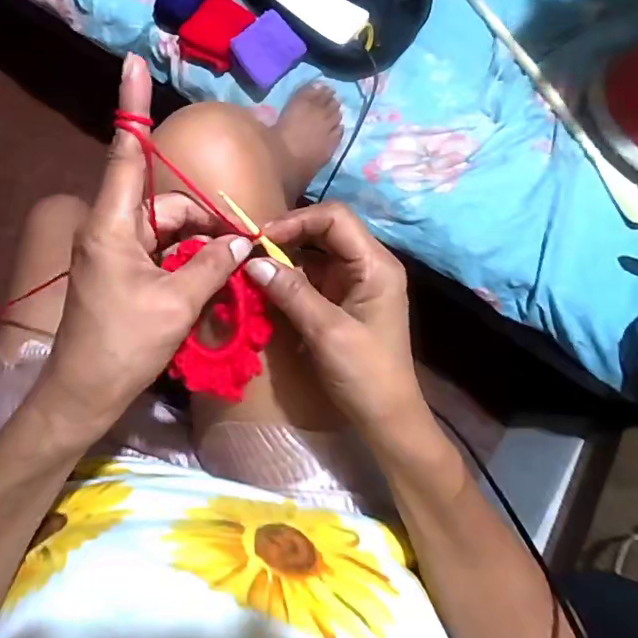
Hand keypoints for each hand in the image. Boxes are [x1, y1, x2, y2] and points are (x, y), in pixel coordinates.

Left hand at [34, 55, 250, 436]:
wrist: (83, 394)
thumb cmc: (124, 346)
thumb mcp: (178, 304)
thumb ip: (213, 263)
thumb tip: (242, 238)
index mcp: (112, 225)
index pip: (125, 152)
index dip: (131, 105)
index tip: (132, 62)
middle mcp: (108, 227)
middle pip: (163, 201)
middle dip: (201, 216)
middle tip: (240, 241)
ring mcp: (111, 249)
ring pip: (164, 226)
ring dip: (196, 242)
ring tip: (226, 267)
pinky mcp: (118, 269)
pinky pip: (158, 248)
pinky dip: (183, 257)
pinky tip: (207, 277)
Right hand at [243, 201, 422, 428]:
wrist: (386, 419)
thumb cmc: (365, 373)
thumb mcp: (326, 331)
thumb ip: (291, 291)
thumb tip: (252, 261)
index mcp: (375, 265)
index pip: (335, 218)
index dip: (296, 220)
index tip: (261, 237)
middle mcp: (367, 265)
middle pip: (324, 230)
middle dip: (287, 234)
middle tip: (252, 248)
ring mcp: (353, 282)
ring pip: (314, 251)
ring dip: (284, 254)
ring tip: (253, 264)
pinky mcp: (340, 299)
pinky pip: (310, 275)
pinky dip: (287, 276)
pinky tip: (266, 284)